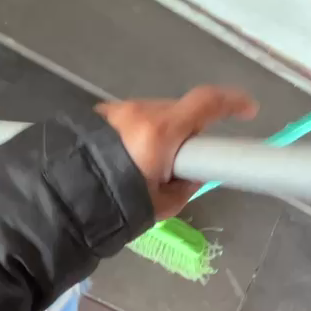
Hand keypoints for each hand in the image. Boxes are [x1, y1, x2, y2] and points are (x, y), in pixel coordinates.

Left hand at [98, 86, 257, 219]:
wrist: (62, 203)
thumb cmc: (115, 207)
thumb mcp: (162, 204)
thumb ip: (186, 184)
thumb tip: (191, 172)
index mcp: (160, 131)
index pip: (206, 103)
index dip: (232, 103)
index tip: (248, 110)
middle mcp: (138, 112)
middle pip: (177, 111)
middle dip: (187, 130)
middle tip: (182, 161)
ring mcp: (114, 111)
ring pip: (151, 114)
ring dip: (158, 133)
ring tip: (145, 166)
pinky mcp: (96, 117)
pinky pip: (128, 120)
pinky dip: (135, 135)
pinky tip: (123, 160)